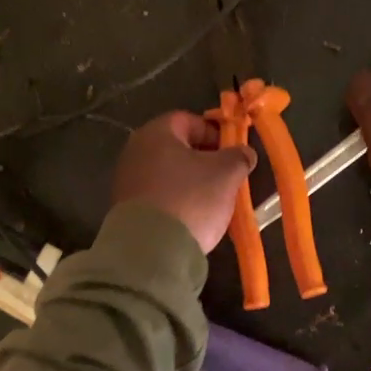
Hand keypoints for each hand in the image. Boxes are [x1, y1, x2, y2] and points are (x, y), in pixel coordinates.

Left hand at [112, 112, 258, 252]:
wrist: (151, 250)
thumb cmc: (190, 200)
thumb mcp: (226, 174)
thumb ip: (239, 157)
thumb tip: (245, 152)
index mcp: (157, 133)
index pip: (189, 120)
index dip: (215, 133)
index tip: (232, 152)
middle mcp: (135, 151)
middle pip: (177, 148)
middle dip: (204, 160)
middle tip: (226, 177)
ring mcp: (127, 181)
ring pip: (168, 173)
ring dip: (190, 182)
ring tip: (212, 201)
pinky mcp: (125, 209)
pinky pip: (158, 196)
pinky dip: (176, 201)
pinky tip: (192, 218)